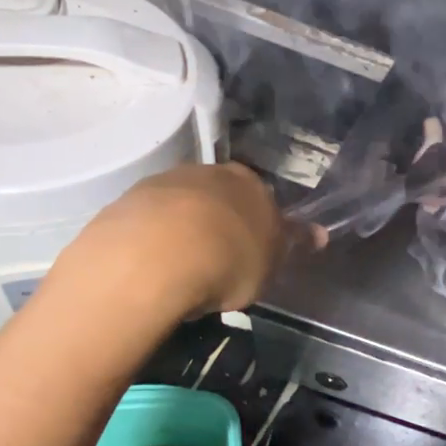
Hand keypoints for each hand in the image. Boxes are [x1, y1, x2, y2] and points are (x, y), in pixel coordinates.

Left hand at [50, 163, 303, 319]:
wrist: (155, 258)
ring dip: (184, 232)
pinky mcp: (125, 203)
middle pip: (219, 197)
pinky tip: (155, 270)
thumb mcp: (273, 261)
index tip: (255, 251)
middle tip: (221, 262)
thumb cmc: (230, 258)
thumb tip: (320, 233)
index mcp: (249, 182)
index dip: (259, 225)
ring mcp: (162, 184)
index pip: (261, 197)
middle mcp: (207, 173)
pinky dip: (154, 243)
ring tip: (184, 273)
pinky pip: (148, 224)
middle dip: (220, 224)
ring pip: (181, 208)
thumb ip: (294, 243)